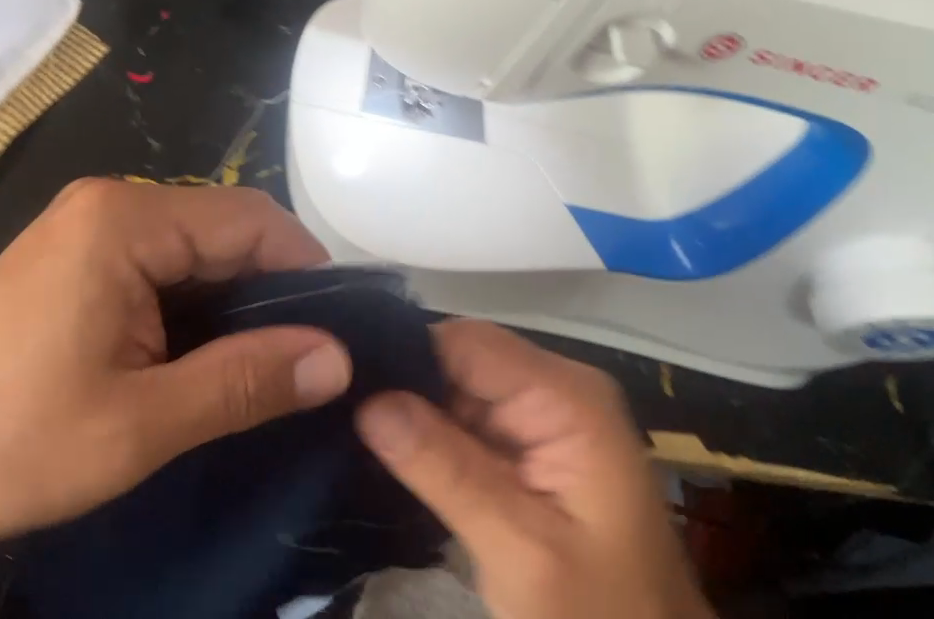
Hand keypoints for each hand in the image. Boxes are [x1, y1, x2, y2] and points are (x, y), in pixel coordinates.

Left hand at [0, 180, 355, 549]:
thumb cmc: (5, 445)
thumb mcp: (140, 423)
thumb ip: (246, 379)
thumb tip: (340, 356)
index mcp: (125, 221)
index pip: (253, 220)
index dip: (309, 272)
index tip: (346, 335)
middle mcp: (105, 207)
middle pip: (222, 231)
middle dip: (273, 292)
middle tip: (312, 366)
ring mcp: (79, 232)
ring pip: (190, 253)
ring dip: (231, 305)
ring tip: (268, 371)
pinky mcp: (65, 264)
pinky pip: (153, 270)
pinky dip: (190, 309)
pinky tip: (203, 361)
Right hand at [356, 321, 711, 618]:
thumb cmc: (600, 617)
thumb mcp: (520, 550)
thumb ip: (446, 470)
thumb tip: (369, 400)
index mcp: (567, 398)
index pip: (466, 343)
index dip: (403, 354)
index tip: (338, 382)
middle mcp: (555, 389)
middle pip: (457, 360)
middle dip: (400, 385)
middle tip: (332, 414)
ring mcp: (541, 418)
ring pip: (453, 389)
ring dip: (408, 413)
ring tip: (343, 431)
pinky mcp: (527, 447)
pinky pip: (464, 422)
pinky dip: (427, 439)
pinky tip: (380, 453)